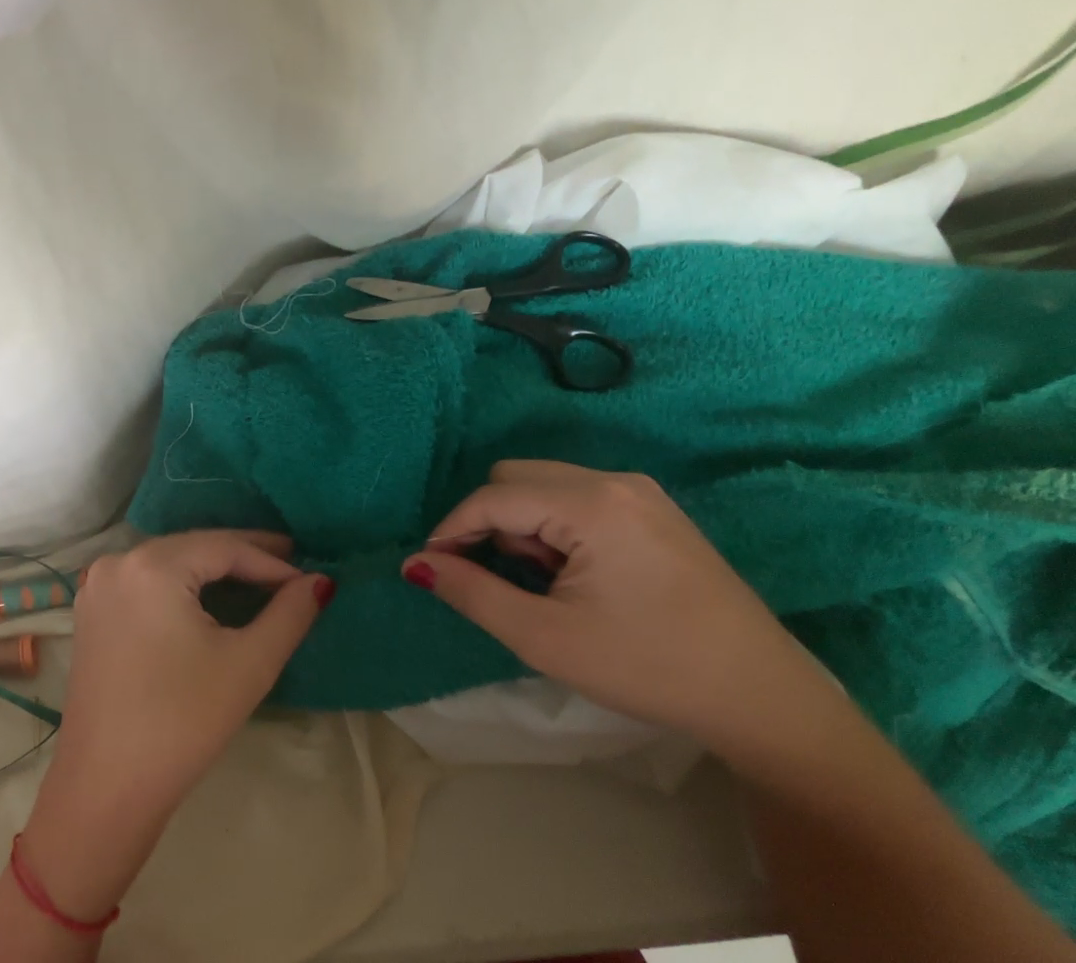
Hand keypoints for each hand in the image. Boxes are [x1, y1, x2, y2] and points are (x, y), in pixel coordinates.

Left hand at [18, 530, 329, 919]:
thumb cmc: (183, 720)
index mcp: (150, 566)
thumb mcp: (248, 663)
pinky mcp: (90, 613)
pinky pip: (144, 583)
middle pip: (192, 548)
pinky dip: (180, 585)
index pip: (224, 547)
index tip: (311, 577)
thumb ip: (290, 614)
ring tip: (259, 579)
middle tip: (291, 564)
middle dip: (242, 556)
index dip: (271, 561)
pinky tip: (209, 598)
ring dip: (211, 569)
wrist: (108, 783)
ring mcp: (96, 588)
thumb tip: (320, 582)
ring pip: (167, 563)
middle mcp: (116, 563)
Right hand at [401, 460, 837, 760]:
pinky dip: (554, 527)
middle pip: (516, 477)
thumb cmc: (645, 666)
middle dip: (489, 523)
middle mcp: (616, 481)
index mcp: (591, 505)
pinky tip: (573, 577)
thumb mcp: (542, 637)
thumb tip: (414, 565)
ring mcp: (642, 493)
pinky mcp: (655, 512)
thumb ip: (470, 592)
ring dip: (522, 525)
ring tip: (542, 585)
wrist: (758, 695)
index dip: (450, 531)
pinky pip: (578, 499)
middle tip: (500, 581)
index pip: (492, 497)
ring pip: (545, 486)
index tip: (429, 571)